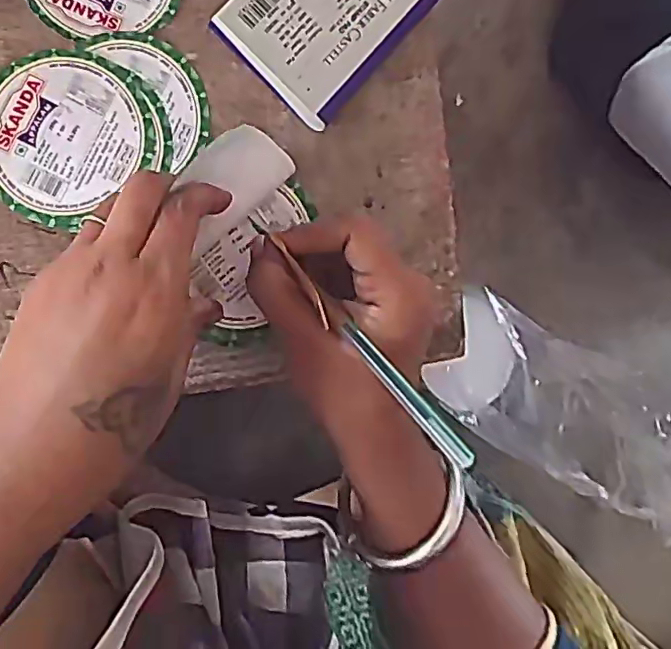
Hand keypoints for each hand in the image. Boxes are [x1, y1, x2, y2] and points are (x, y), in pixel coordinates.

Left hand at [0, 173, 228, 498]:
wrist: (30, 447)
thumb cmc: (115, 426)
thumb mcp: (169, 375)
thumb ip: (187, 326)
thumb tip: (203, 304)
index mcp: (154, 286)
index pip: (181, 211)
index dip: (202, 194)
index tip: (216, 200)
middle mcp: (112, 263)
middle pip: (139, 188)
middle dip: (165, 181)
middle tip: (179, 199)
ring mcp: (72, 268)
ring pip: (106, 212)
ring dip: (130, 213)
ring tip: (141, 243)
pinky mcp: (43, 281)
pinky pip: (80, 245)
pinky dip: (101, 246)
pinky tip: (105, 283)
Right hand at [246, 215, 438, 430]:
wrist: (375, 437)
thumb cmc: (343, 395)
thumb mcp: (302, 340)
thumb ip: (276, 289)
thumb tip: (259, 248)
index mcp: (399, 290)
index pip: (355, 232)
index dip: (310, 233)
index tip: (274, 249)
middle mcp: (411, 281)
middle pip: (355, 238)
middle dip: (309, 246)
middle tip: (272, 260)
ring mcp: (405, 291)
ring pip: (353, 251)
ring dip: (314, 259)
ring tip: (281, 276)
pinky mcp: (393, 300)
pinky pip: (355, 269)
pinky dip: (325, 273)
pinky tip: (301, 290)